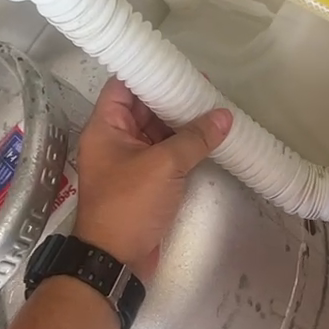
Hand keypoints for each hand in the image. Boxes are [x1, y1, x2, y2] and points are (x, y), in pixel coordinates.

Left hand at [74, 79, 230, 279]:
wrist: (115, 261)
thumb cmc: (129, 206)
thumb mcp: (164, 166)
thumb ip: (194, 138)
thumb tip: (224, 117)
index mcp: (104, 128)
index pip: (123, 87)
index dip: (149, 73)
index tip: (179, 67)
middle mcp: (113, 141)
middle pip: (142, 108)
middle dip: (172, 98)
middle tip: (206, 88)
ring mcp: (129, 163)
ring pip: (156, 132)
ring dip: (181, 123)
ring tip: (213, 109)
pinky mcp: (144, 183)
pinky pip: (164, 155)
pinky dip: (183, 146)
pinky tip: (208, 138)